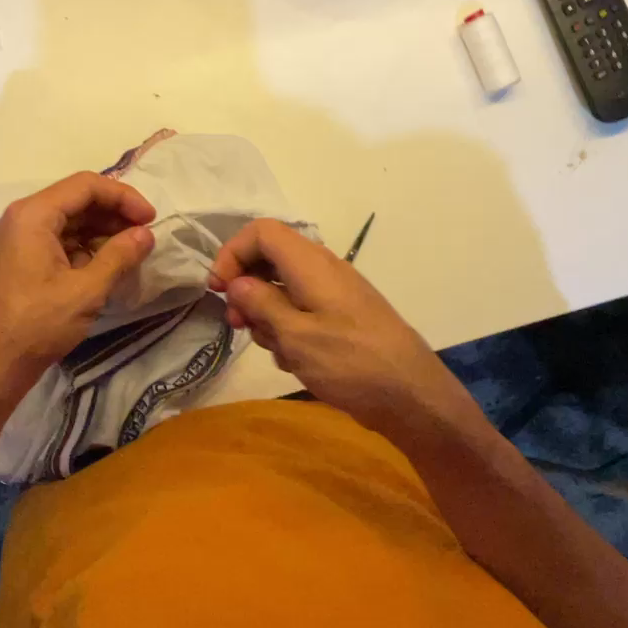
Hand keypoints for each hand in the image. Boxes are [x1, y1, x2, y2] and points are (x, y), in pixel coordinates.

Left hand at [0, 172, 156, 409]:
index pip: (86, 185)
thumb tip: (145, 234)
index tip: (151, 219)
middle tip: (145, 236)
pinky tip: (107, 266)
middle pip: (76, 200)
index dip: (123, 196)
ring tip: (132, 252)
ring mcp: (18, 240)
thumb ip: (119, 256)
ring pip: (69, 222)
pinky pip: (58, 242)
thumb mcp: (86, 290)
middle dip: (114, 214)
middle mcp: (22, 219)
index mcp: (33, 215)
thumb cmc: (37, 325)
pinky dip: (85, 248)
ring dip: (102, 232)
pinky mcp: (20, 261)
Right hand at [208, 218, 474, 437]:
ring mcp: (334, 297)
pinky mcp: (341, 322)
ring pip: (283, 293)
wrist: (409, 395)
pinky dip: (290, 334)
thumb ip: (261, 304)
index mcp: (311, 264)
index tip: (217, 290)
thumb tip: (237, 282)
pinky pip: (303, 316)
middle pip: (270, 262)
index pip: (262, 233)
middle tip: (237, 326)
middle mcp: (323, 272)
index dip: (232, 254)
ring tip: (278, 352)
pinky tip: (298, 363)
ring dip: (268, 319)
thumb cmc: (350, 362)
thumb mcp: (296, 336)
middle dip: (246, 292)